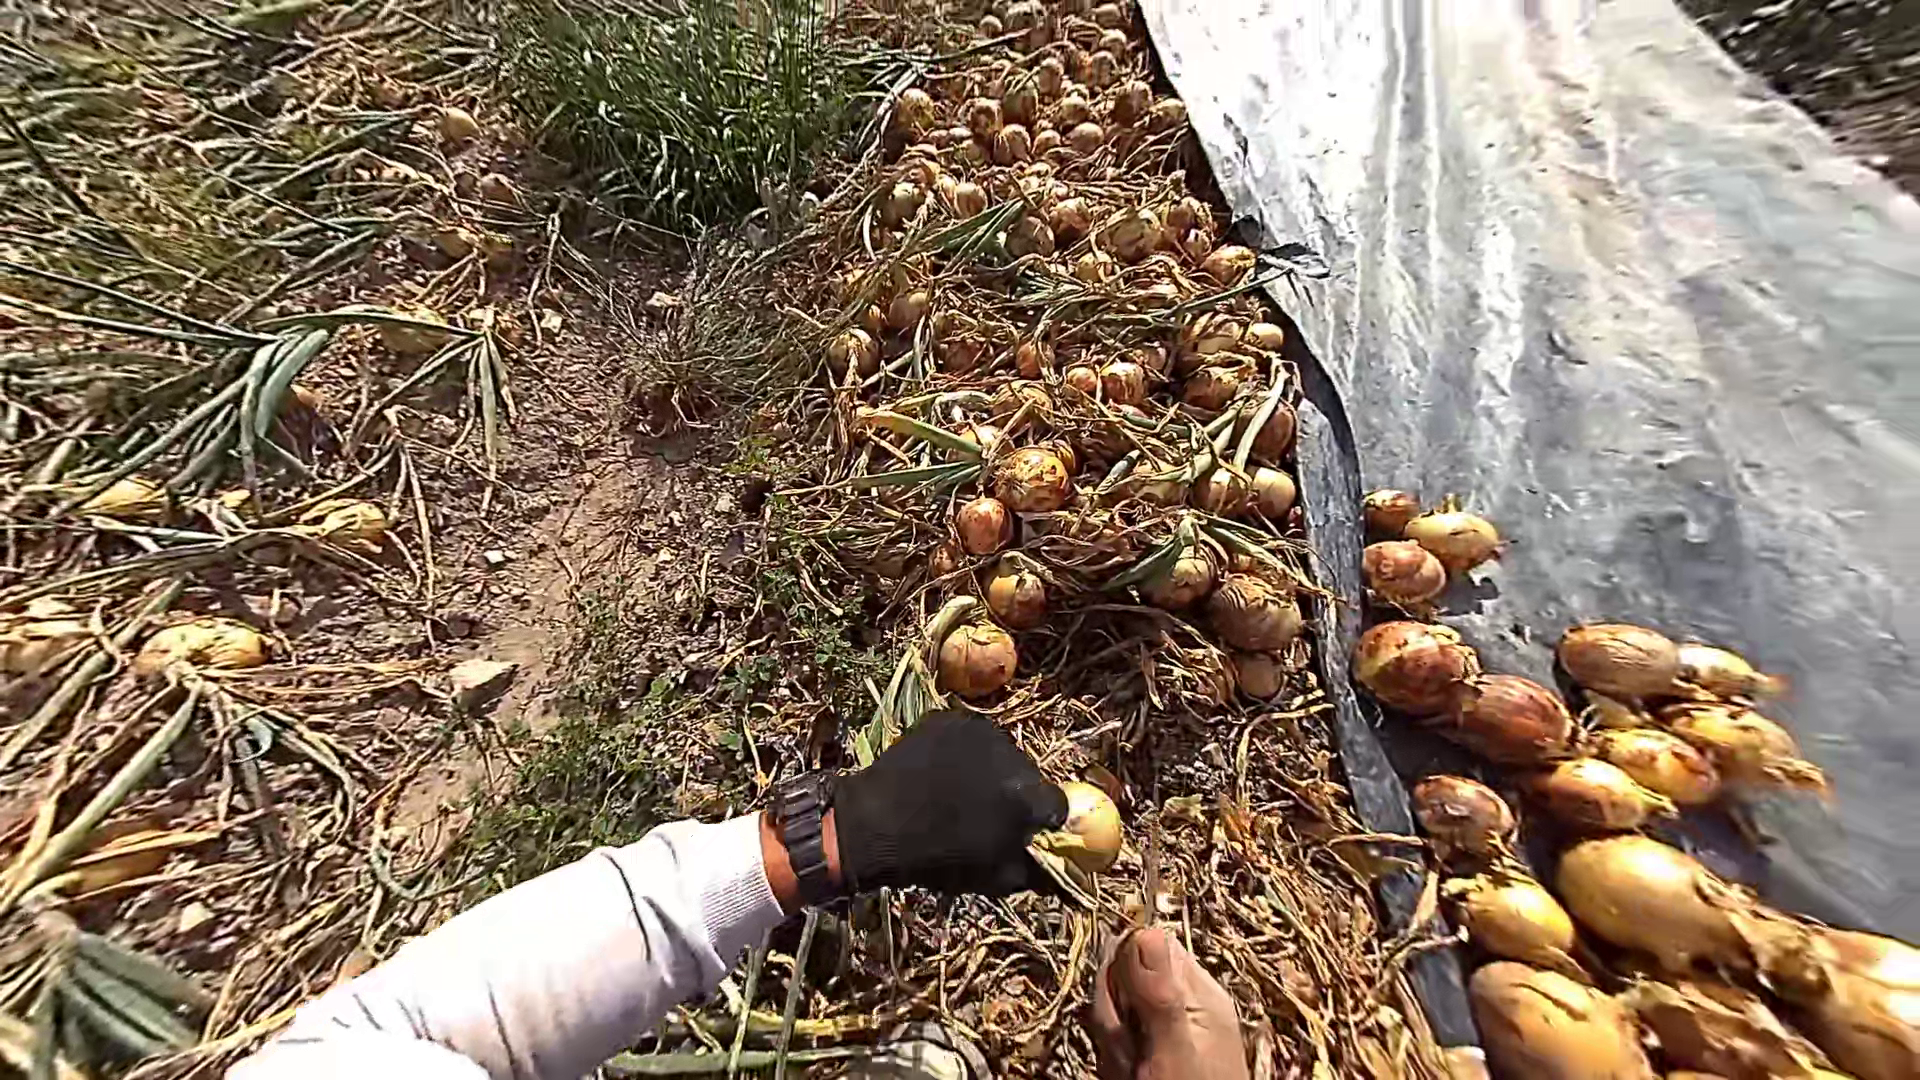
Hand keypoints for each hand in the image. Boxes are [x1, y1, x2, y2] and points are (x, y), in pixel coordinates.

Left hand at [830, 709, 1066, 895]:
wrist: (875, 823)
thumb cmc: (937, 859)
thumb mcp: (994, 878)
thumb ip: (1037, 871)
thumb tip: (1063, 871)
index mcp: (1025, 795)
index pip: (1055, 802)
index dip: (1042, 817)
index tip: (1024, 826)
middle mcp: (1011, 754)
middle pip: (1028, 774)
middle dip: (1016, 791)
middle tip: (988, 809)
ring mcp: (979, 730)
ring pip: (1001, 752)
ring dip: (992, 768)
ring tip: (960, 788)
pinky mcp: (952, 718)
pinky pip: (971, 736)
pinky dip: (964, 752)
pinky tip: (942, 769)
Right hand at [1091, 927, 1248, 1079]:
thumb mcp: (1176, 1052)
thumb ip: (1160, 991)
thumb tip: (1146, 929)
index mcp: (1198, 991)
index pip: (1145, 941)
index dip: (1122, 964)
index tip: (1123, 1004)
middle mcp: (1181, 1001)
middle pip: (1122, 970)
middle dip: (1113, 1010)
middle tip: (1130, 1056)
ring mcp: (1164, 1026)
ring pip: (1112, 1003)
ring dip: (1110, 1039)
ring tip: (1130, 1073)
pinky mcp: (1148, 1049)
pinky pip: (1114, 1033)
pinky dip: (1112, 1057)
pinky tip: (1126, 1075)